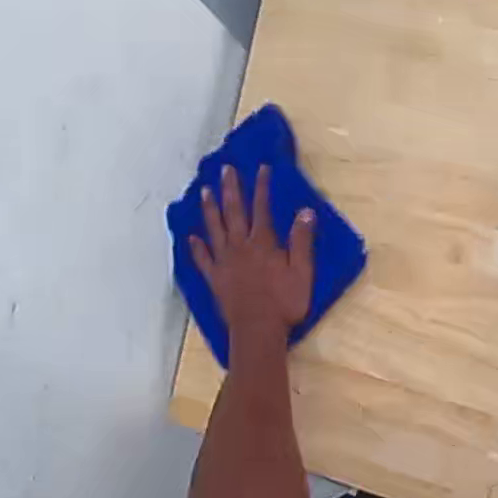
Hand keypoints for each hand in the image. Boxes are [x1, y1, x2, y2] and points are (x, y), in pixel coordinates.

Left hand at [190, 164, 315, 350]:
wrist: (258, 329)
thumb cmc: (285, 302)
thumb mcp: (302, 271)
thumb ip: (302, 241)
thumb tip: (305, 211)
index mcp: (263, 244)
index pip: (262, 209)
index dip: (262, 187)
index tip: (261, 168)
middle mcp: (240, 247)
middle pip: (234, 212)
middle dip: (231, 189)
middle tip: (225, 169)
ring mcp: (224, 262)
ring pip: (215, 229)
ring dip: (210, 208)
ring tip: (205, 190)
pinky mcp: (215, 278)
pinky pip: (203, 259)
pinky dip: (196, 246)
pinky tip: (192, 236)